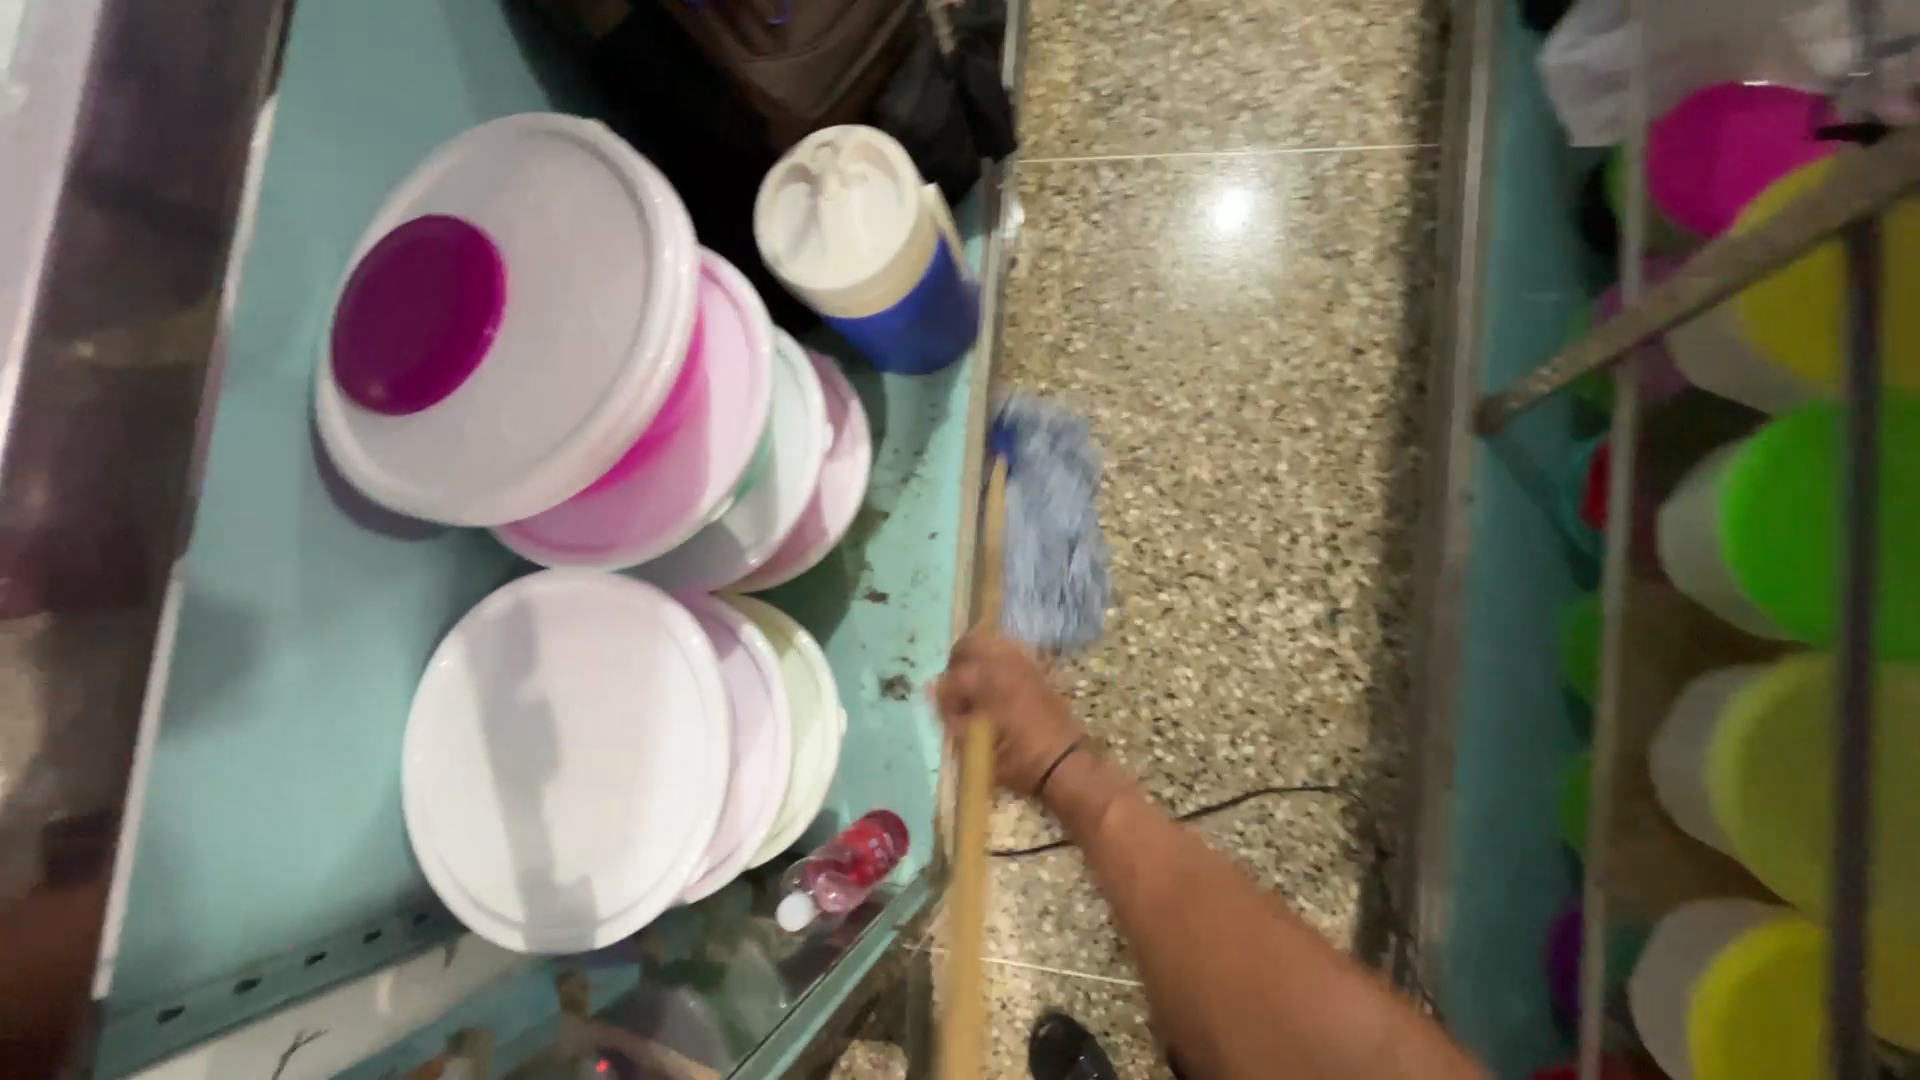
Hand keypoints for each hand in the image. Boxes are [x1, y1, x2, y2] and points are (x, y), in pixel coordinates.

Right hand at [930, 633, 1085, 796]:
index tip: (950, 717)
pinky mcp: (1036, 668)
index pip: (953, 677)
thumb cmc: (1018, 760)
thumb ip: (950, 716)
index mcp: (990, 682)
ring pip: (991, 642)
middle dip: (956, 664)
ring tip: (974, 685)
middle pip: (970, 644)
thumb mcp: (975, 747)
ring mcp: (1024, 663)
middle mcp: (1006, 664)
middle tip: (956, 690)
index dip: (946, 698)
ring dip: (976, 659)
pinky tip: (994, 683)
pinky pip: (1010, 650)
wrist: (1063, 762)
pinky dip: (996, 660)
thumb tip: (932, 690)